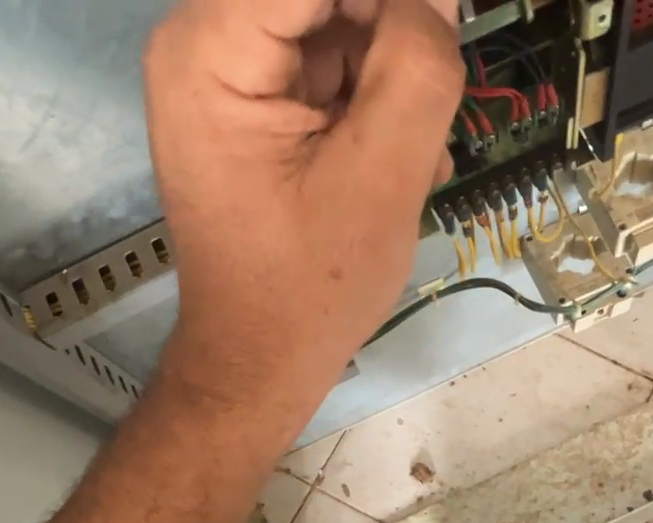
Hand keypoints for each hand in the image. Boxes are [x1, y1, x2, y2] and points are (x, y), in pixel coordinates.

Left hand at [143, 0, 462, 436]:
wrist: (263, 360)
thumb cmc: (315, 287)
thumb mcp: (382, 179)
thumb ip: (418, 69)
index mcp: (213, 49)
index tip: (445, 34)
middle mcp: (206, 41)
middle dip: (395, 35)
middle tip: (434, 109)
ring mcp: (228, 73)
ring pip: (337, 22)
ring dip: (392, 78)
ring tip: (418, 156)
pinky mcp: (254, 106)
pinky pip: (328, 68)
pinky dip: (375, 104)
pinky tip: (399, 163)